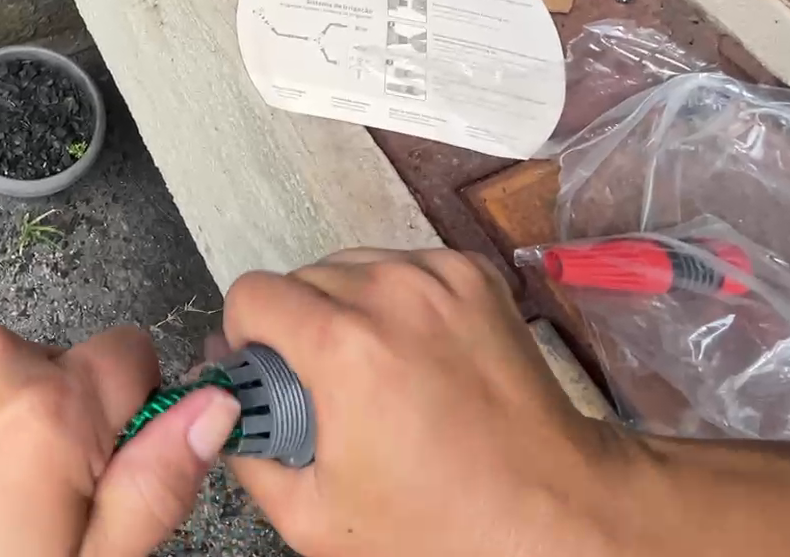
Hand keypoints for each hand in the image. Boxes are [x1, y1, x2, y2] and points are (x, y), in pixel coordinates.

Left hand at [0, 322, 239, 556]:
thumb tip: (215, 406)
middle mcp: (2, 353)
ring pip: (31, 369)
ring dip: (27, 415)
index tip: (106, 470)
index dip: (137, 412)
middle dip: (77, 421)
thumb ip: (157, 482)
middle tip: (42, 501)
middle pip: (80, 367)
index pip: (137, 352)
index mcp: (52, 402)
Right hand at [220, 249, 635, 556]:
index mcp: (341, 344)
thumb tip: (223, 399)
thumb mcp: (315, 519)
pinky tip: (415, 343)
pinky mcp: (468, 269)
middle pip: (298, 278)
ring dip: (343, 303)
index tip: (270, 368)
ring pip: (346, 264)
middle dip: (297, 322)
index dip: (247, 332)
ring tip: (377, 360)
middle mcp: (384, 290)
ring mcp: (433, 273)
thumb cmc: (440, 527)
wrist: (566, 518)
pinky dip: (391, 295)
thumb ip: (247, 453)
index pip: (251, 292)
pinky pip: (396, 263)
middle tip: (327, 379)